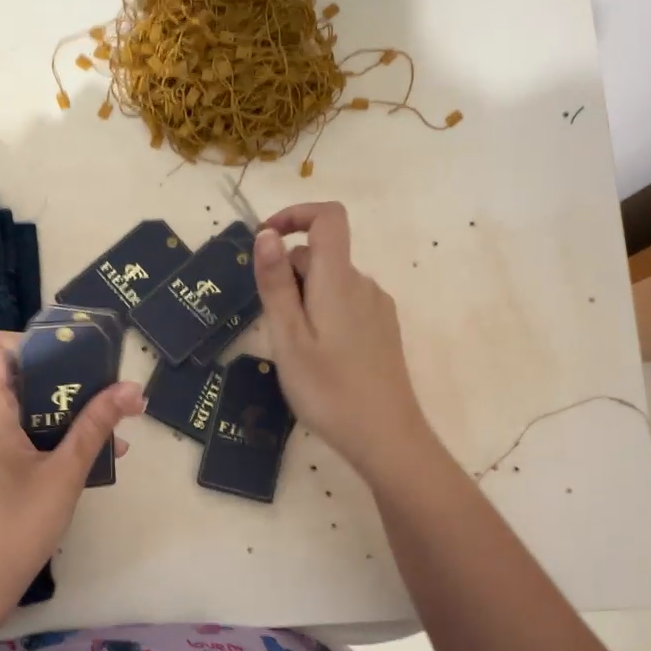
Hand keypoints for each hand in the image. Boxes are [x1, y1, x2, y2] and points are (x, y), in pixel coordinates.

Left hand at [0, 330, 144, 615]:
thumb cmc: (18, 527)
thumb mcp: (66, 473)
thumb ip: (97, 425)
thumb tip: (132, 389)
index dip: (28, 341)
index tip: (71, 359)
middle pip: (9, 376)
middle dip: (59, 381)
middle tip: (101, 394)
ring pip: (11, 409)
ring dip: (55, 414)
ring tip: (103, 432)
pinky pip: (4, 434)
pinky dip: (37, 437)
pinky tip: (77, 459)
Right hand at [254, 202, 431, 481]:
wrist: (385, 436)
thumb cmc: (328, 389)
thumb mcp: (288, 338)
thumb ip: (276, 283)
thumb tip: (267, 234)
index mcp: (339, 280)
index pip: (328, 217)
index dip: (296, 214)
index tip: (265, 239)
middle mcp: (363, 284)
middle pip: (321, 255)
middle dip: (287, 272)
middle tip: (271, 325)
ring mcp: (377, 308)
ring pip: (330, 283)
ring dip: (302, 298)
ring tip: (292, 349)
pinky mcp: (382, 331)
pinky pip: (344, 304)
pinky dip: (321, 314)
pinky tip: (316, 358)